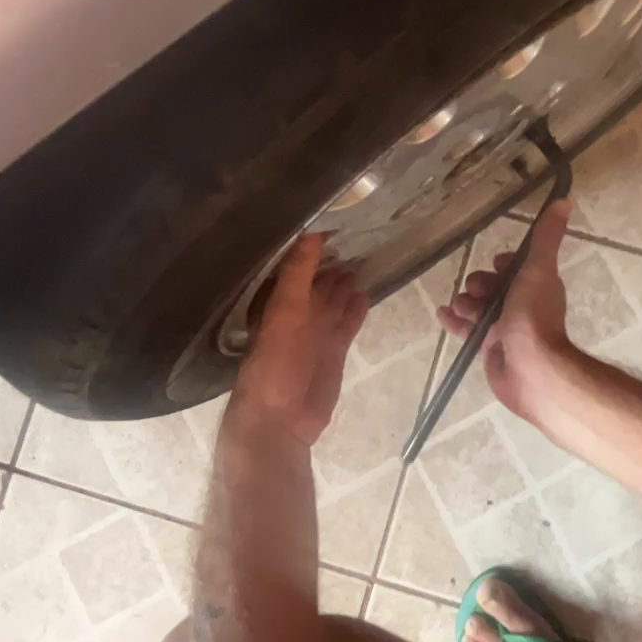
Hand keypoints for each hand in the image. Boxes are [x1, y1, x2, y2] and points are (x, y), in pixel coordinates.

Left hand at [230, 234, 369, 445]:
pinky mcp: (334, 351)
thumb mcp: (284, 313)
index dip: (311, 248)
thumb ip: (297, 275)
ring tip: (365, 259)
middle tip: (356, 236)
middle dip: (333, 263)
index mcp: (278, 303)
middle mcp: (298, 315)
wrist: (280, 419)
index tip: (333, 223)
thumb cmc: (275, 363)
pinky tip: (367, 294)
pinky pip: (347, 323)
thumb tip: (311, 234)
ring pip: (335, 301)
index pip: (296, 267)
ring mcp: (317, 333)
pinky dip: (356, 309)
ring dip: (346, 284)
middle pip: (318, 282)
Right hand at [435, 200, 579, 421]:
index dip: (503, 263)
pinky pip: (466, 329)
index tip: (496, 263)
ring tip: (462, 308)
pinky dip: (454, 321)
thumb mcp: (539, 269)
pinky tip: (442, 315)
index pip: (515, 266)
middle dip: (478, 284)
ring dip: (465, 302)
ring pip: (477, 306)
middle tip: (477, 292)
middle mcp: (522, 305)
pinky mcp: (489, 348)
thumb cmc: (534, 315)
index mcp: (537, 285)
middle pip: (491, 285)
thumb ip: (547, 237)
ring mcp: (504, 327)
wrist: (530, 368)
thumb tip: (565, 200)